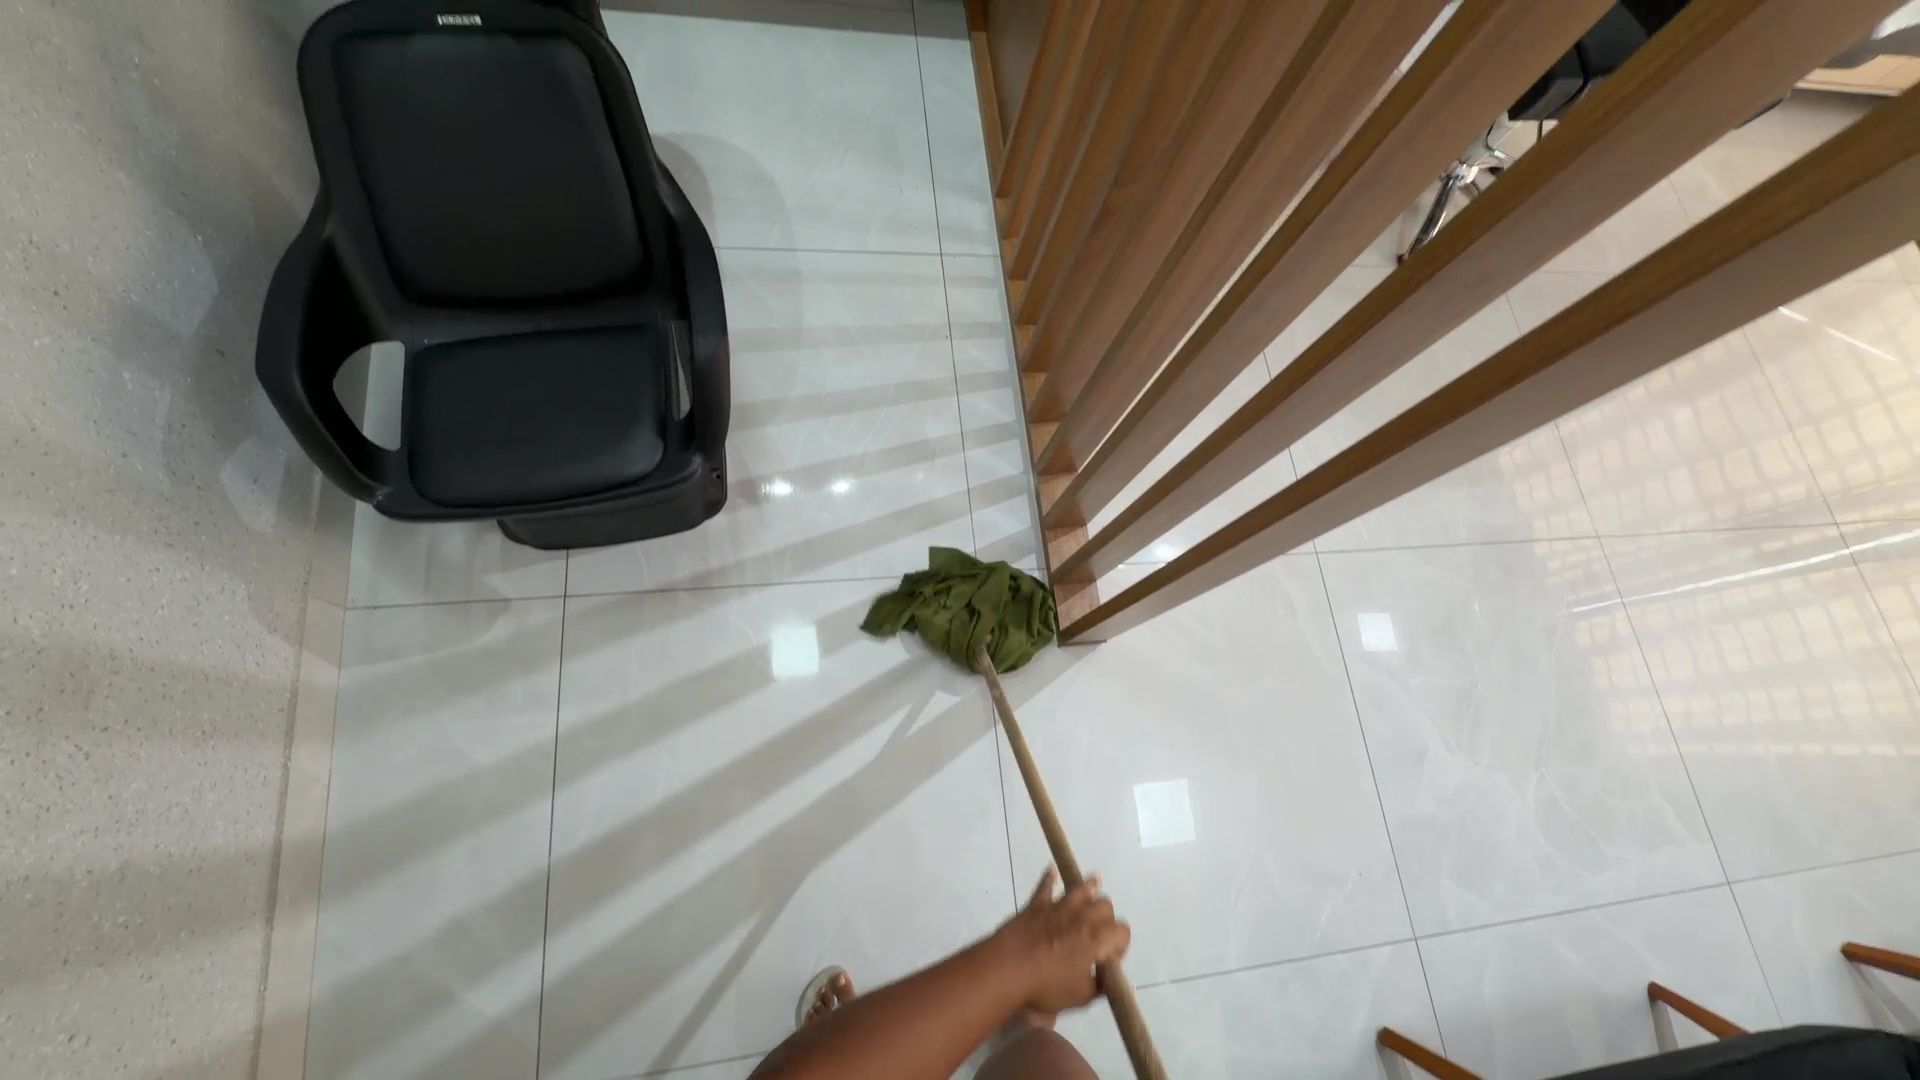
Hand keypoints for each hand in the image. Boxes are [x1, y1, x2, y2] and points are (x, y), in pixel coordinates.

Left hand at [991, 866, 1131, 1014]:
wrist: (1007, 968)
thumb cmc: (1046, 986)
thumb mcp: (1080, 997)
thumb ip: (1100, 987)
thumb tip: (1111, 981)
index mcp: (1096, 939)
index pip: (1122, 931)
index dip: (1120, 944)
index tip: (1109, 958)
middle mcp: (1081, 916)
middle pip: (1104, 904)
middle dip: (1107, 916)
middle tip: (1098, 932)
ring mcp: (1058, 906)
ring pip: (1080, 888)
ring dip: (1089, 887)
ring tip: (1094, 884)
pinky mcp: (1036, 903)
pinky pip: (1045, 885)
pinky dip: (1050, 877)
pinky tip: (1052, 870)